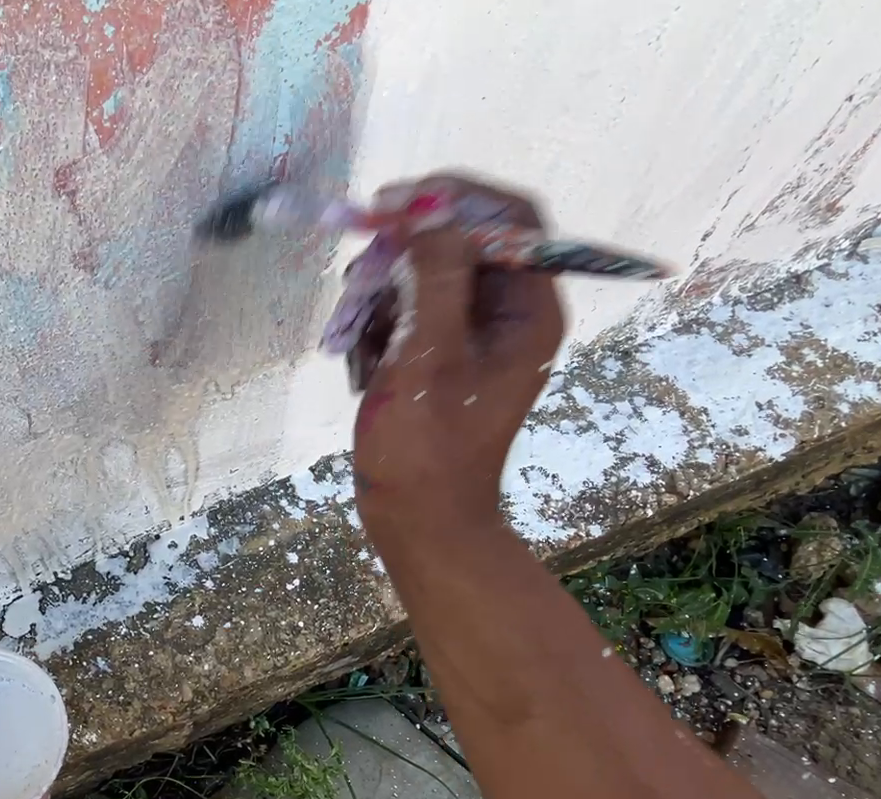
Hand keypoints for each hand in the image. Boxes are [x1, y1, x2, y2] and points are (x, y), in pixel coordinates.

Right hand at [342, 173, 564, 538]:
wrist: (416, 518)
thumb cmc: (426, 446)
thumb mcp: (427, 355)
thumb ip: (433, 274)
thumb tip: (429, 206)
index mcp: (526, 309)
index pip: (506, 220)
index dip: (452, 198)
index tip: (391, 199)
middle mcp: (504, 315)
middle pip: (456, 246)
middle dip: (400, 258)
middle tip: (356, 279)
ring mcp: (468, 338)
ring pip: (421, 282)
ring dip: (379, 298)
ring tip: (354, 336)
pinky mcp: (437, 359)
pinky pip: (404, 318)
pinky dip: (376, 331)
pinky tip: (363, 366)